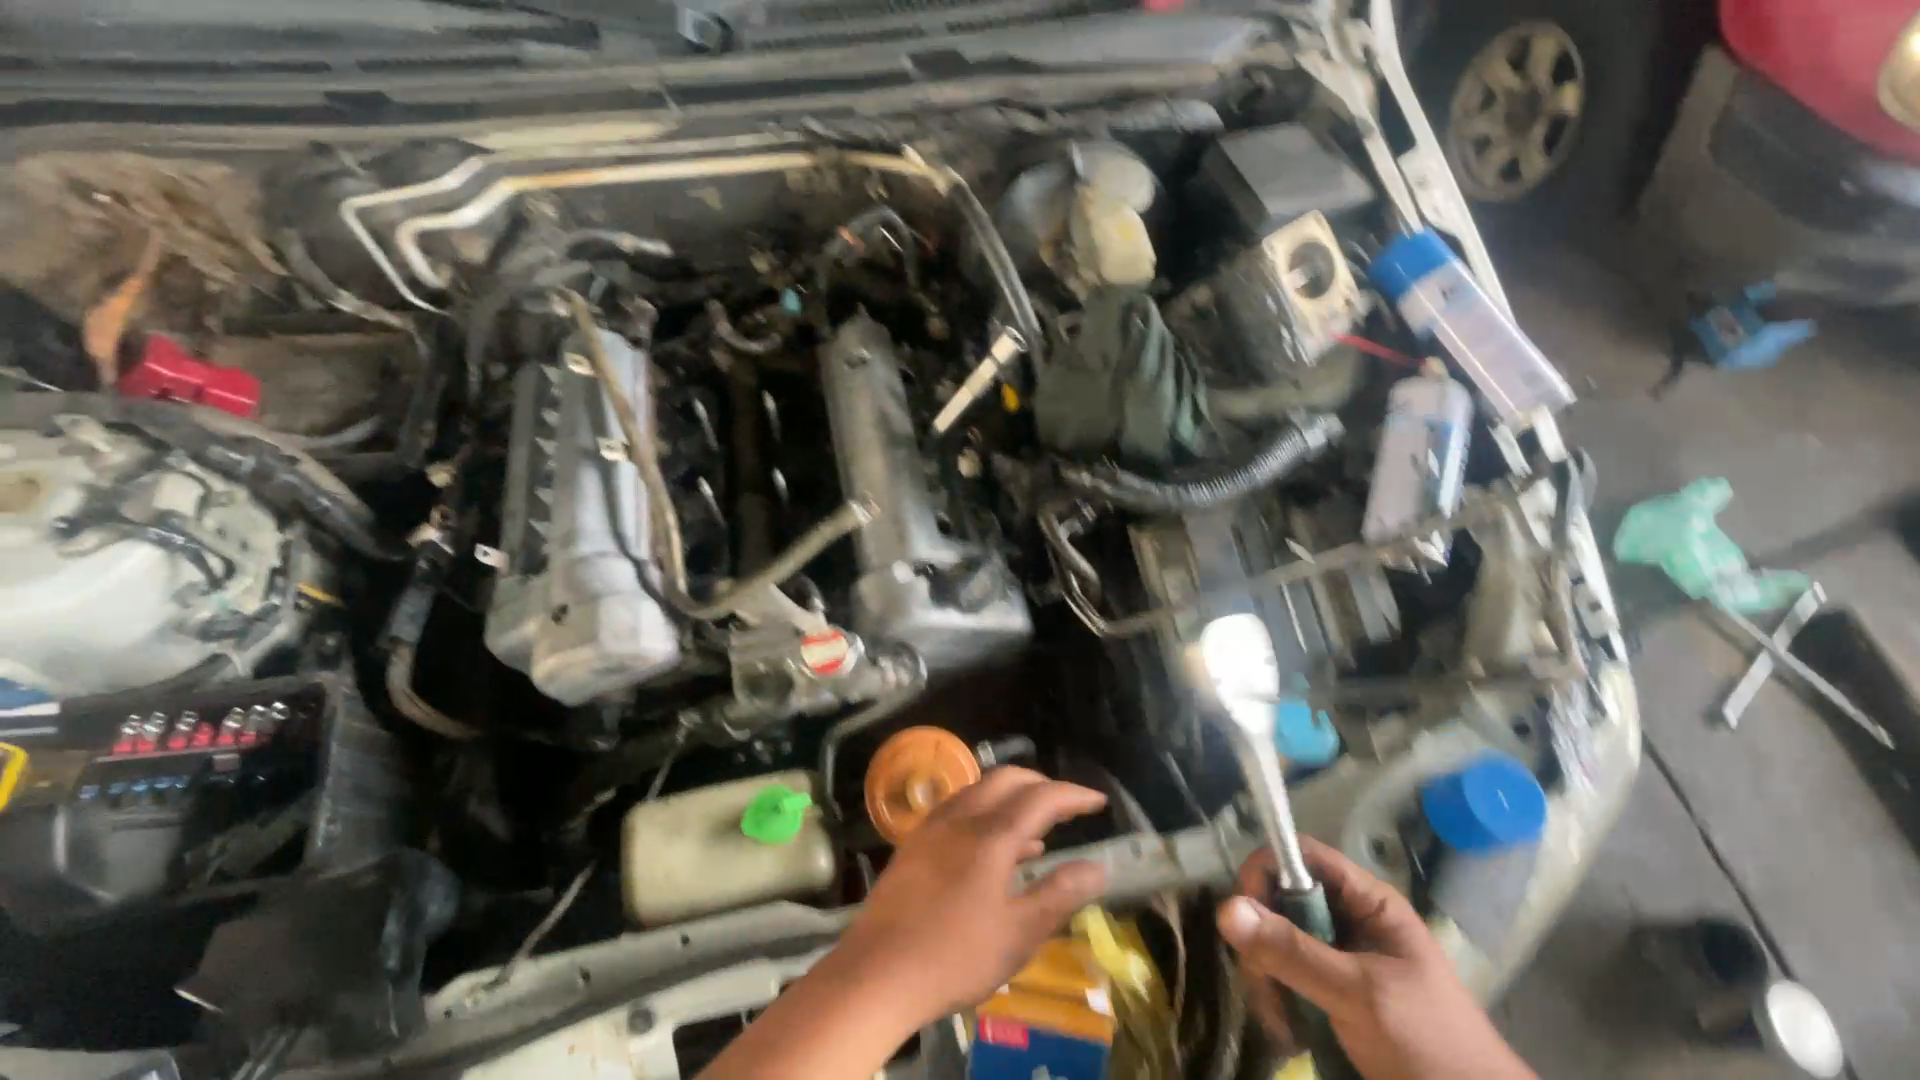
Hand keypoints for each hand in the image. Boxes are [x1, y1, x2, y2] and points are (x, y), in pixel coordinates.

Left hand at [833, 766, 1110, 1026]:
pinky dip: (985, 815)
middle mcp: (960, 819)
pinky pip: (958, 812)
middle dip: (1041, 786)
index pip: (1041, 798)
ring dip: (1011, 798)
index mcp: (991, 835)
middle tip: (1068, 807)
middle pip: (1006, 780)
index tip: (1098, 802)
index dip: (1074, 795)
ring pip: (978, 792)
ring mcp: (931, 830)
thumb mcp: (1018, 934)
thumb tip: (1096, 868)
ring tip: (1038, 830)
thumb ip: (1059, 895)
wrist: (876, 974)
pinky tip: (994, 852)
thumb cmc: (954, 957)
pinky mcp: (912, 847)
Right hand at [1217, 838, 1534, 1079]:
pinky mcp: (1328, 993)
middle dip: (1263, 944)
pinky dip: (1277, 1003)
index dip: (1265, 872)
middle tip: (1266, 989)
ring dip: (1267, 981)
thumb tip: (1224, 908)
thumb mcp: (1359, 994)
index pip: (1301, 857)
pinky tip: (1289, 1034)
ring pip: (1275, 944)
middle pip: (1279, 902)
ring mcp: (1337, 958)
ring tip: (1284, 1026)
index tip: (1242, 915)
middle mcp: (1348, 920)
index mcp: (1367, 902)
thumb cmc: (1429, 1044)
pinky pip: (1283, 978)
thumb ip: (1294, 952)